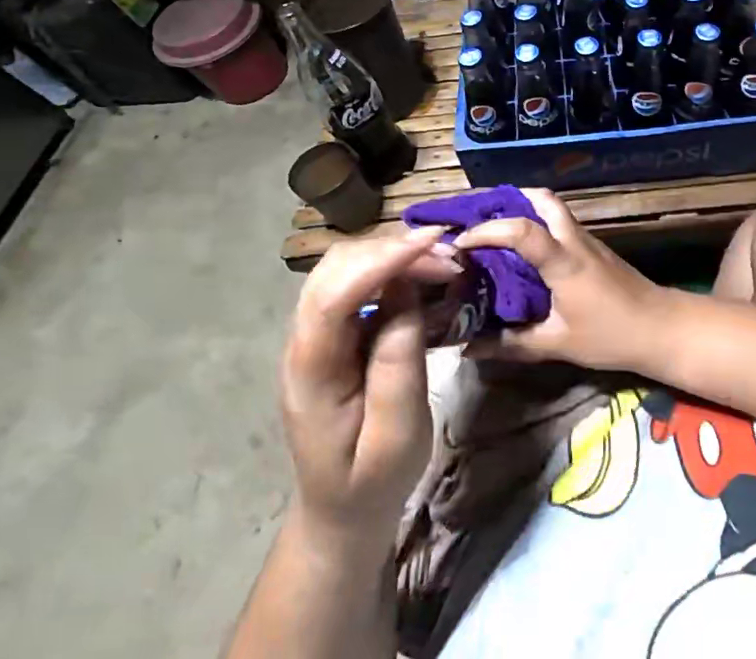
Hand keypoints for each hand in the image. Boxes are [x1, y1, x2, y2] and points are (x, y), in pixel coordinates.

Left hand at [280, 226, 460, 550]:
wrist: (340, 512)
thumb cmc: (370, 483)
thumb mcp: (397, 438)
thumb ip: (398, 365)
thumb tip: (405, 292)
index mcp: (311, 370)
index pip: (334, 294)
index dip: (381, 260)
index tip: (433, 242)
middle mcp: (304, 341)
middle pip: (336, 268)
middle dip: (393, 250)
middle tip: (451, 259)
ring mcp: (315, 335)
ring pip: (345, 268)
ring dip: (393, 255)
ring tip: (443, 264)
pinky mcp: (334, 335)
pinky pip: (357, 284)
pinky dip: (391, 270)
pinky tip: (423, 280)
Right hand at [452, 188, 673, 371]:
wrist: (663, 329)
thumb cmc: (612, 335)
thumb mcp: (557, 344)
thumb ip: (512, 343)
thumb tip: (468, 348)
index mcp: (564, 261)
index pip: (522, 230)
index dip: (487, 231)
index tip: (460, 244)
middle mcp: (574, 240)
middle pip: (542, 199)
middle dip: (506, 200)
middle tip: (476, 218)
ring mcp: (586, 240)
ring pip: (552, 206)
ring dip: (521, 208)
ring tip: (492, 230)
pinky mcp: (593, 247)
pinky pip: (559, 222)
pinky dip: (536, 223)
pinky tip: (522, 250)